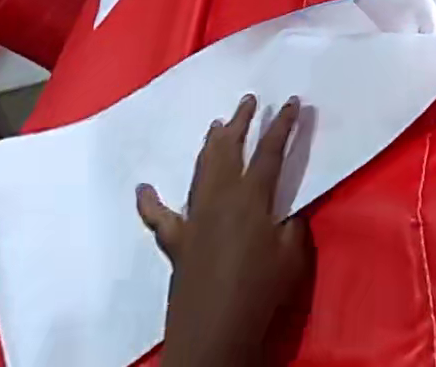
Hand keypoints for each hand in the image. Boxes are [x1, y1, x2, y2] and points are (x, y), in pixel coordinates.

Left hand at [137, 94, 308, 366]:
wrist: (213, 334)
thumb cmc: (258, 293)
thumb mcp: (291, 258)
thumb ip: (292, 225)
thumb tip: (289, 209)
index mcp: (251, 197)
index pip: (270, 151)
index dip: (282, 124)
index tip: (290, 101)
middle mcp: (220, 197)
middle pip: (230, 149)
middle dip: (240, 121)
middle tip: (248, 100)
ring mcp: (194, 217)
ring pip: (201, 170)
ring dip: (209, 145)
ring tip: (216, 125)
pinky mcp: (176, 241)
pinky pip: (160, 217)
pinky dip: (150, 202)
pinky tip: (143, 188)